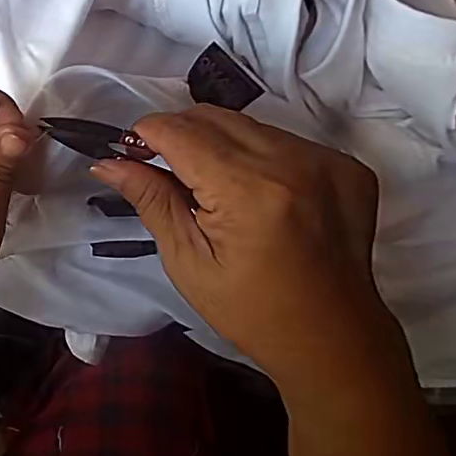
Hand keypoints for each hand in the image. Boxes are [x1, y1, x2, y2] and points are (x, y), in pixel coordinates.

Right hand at [91, 105, 407, 392]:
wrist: (332, 339)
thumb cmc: (251, 310)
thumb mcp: (187, 260)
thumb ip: (151, 200)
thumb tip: (109, 163)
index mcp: (248, 192)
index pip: (180, 132)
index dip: (145, 135)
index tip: (130, 153)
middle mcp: (291, 164)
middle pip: (211, 117)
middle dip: (175, 134)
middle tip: (160, 168)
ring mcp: (325, 160)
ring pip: (245, 123)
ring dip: (213, 141)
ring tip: (207, 185)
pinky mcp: (345, 165)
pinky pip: (281, 138)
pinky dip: (253, 152)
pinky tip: (250, 190)